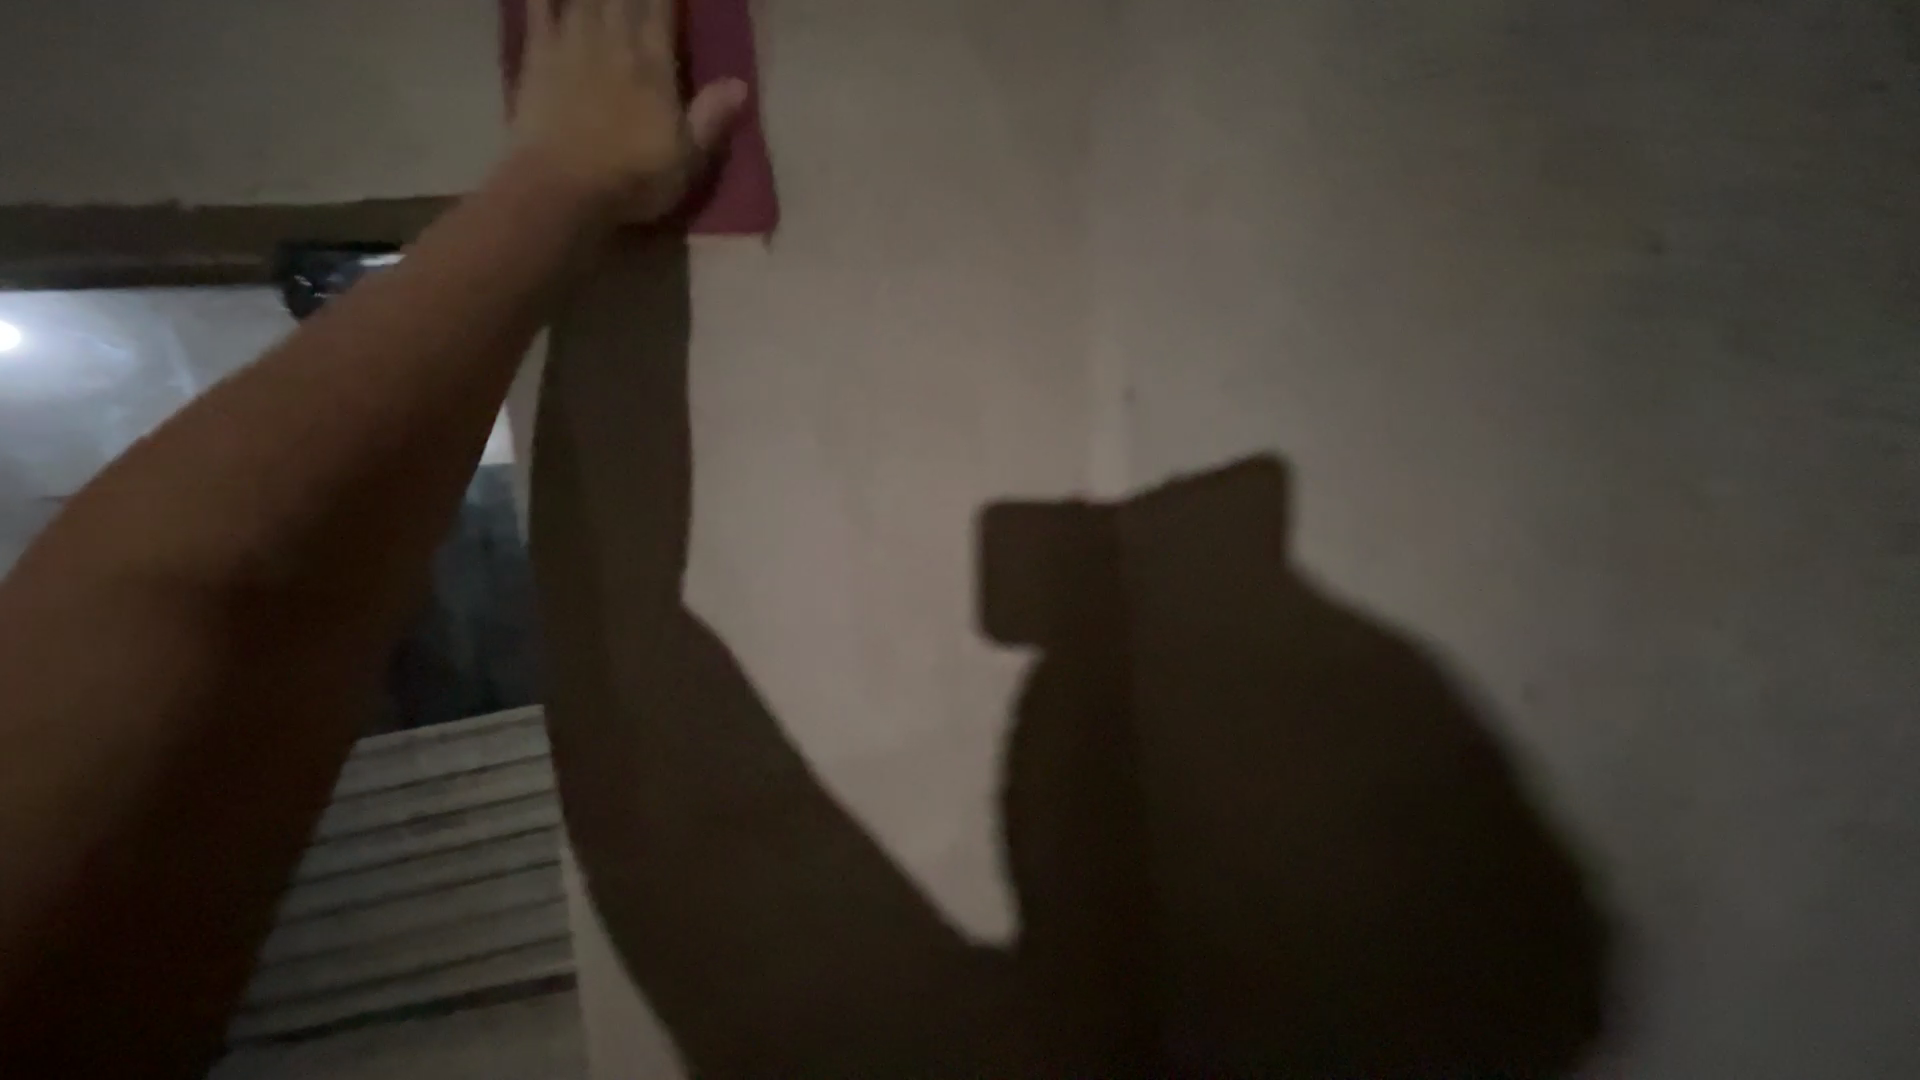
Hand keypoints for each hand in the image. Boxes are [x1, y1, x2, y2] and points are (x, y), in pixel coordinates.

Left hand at [511, 0, 748, 222]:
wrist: (562, 187)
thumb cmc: (633, 180)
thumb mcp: (687, 160)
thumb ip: (712, 118)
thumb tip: (741, 83)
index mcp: (654, 68)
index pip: (662, 11)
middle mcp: (614, 43)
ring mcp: (571, 44)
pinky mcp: (537, 56)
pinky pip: (538, 7)